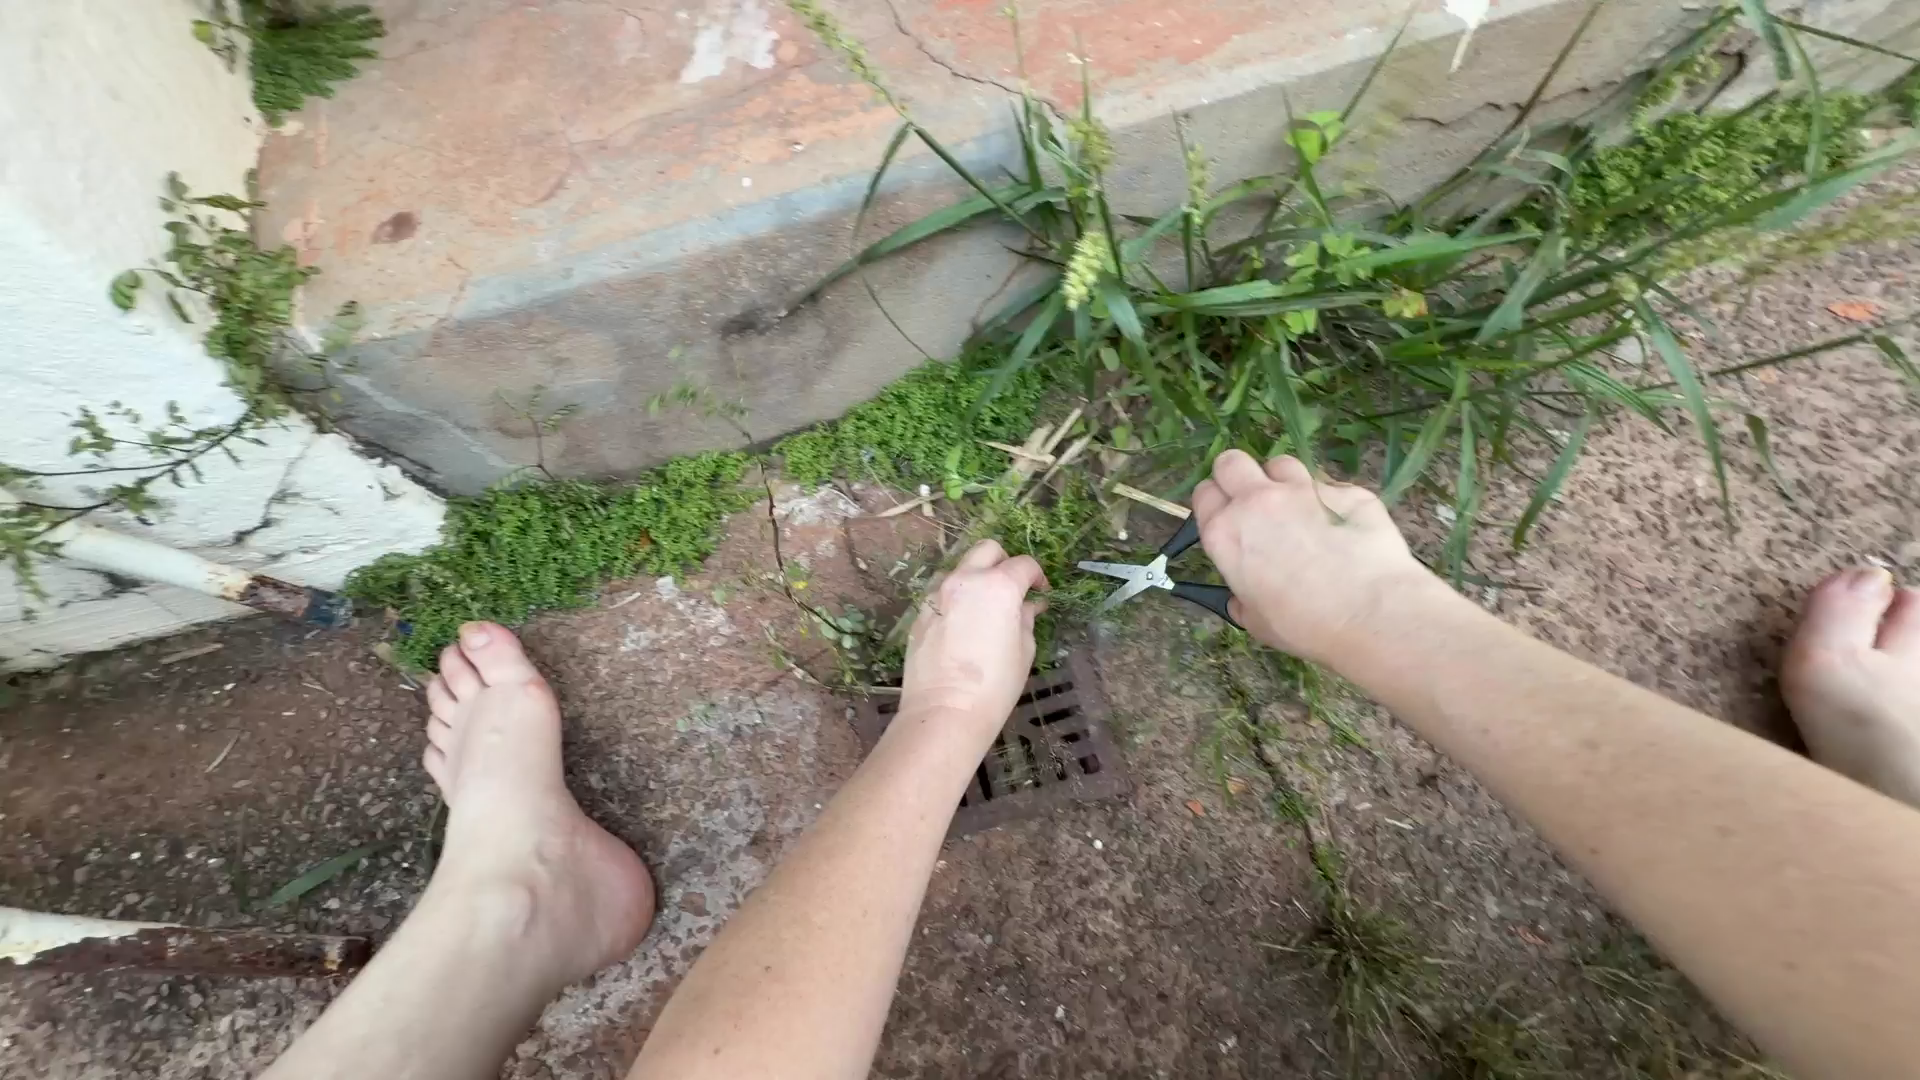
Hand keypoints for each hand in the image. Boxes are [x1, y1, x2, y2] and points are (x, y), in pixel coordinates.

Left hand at [900, 539, 1048, 729]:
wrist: (945, 710)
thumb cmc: (995, 684)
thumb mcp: (1024, 650)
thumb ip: (1025, 618)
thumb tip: (1028, 606)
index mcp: (998, 586)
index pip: (1024, 564)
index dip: (1037, 576)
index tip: (1041, 592)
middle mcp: (965, 580)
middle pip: (987, 550)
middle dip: (1003, 562)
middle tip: (1012, 587)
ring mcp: (938, 593)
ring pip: (960, 568)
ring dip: (975, 578)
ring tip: (983, 607)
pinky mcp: (920, 612)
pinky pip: (941, 593)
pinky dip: (955, 598)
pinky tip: (961, 625)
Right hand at [1192, 450, 1438, 662]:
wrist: (1369, 614)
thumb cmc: (1301, 624)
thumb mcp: (1253, 619)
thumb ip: (1242, 597)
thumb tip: (1244, 597)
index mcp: (1225, 532)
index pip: (1204, 493)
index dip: (1214, 502)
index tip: (1225, 515)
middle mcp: (1256, 501)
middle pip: (1232, 461)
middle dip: (1237, 475)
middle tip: (1253, 501)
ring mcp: (1303, 490)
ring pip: (1280, 463)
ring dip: (1282, 482)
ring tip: (1298, 509)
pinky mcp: (1346, 491)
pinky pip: (1328, 487)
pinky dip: (1328, 502)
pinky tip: (1342, 527)